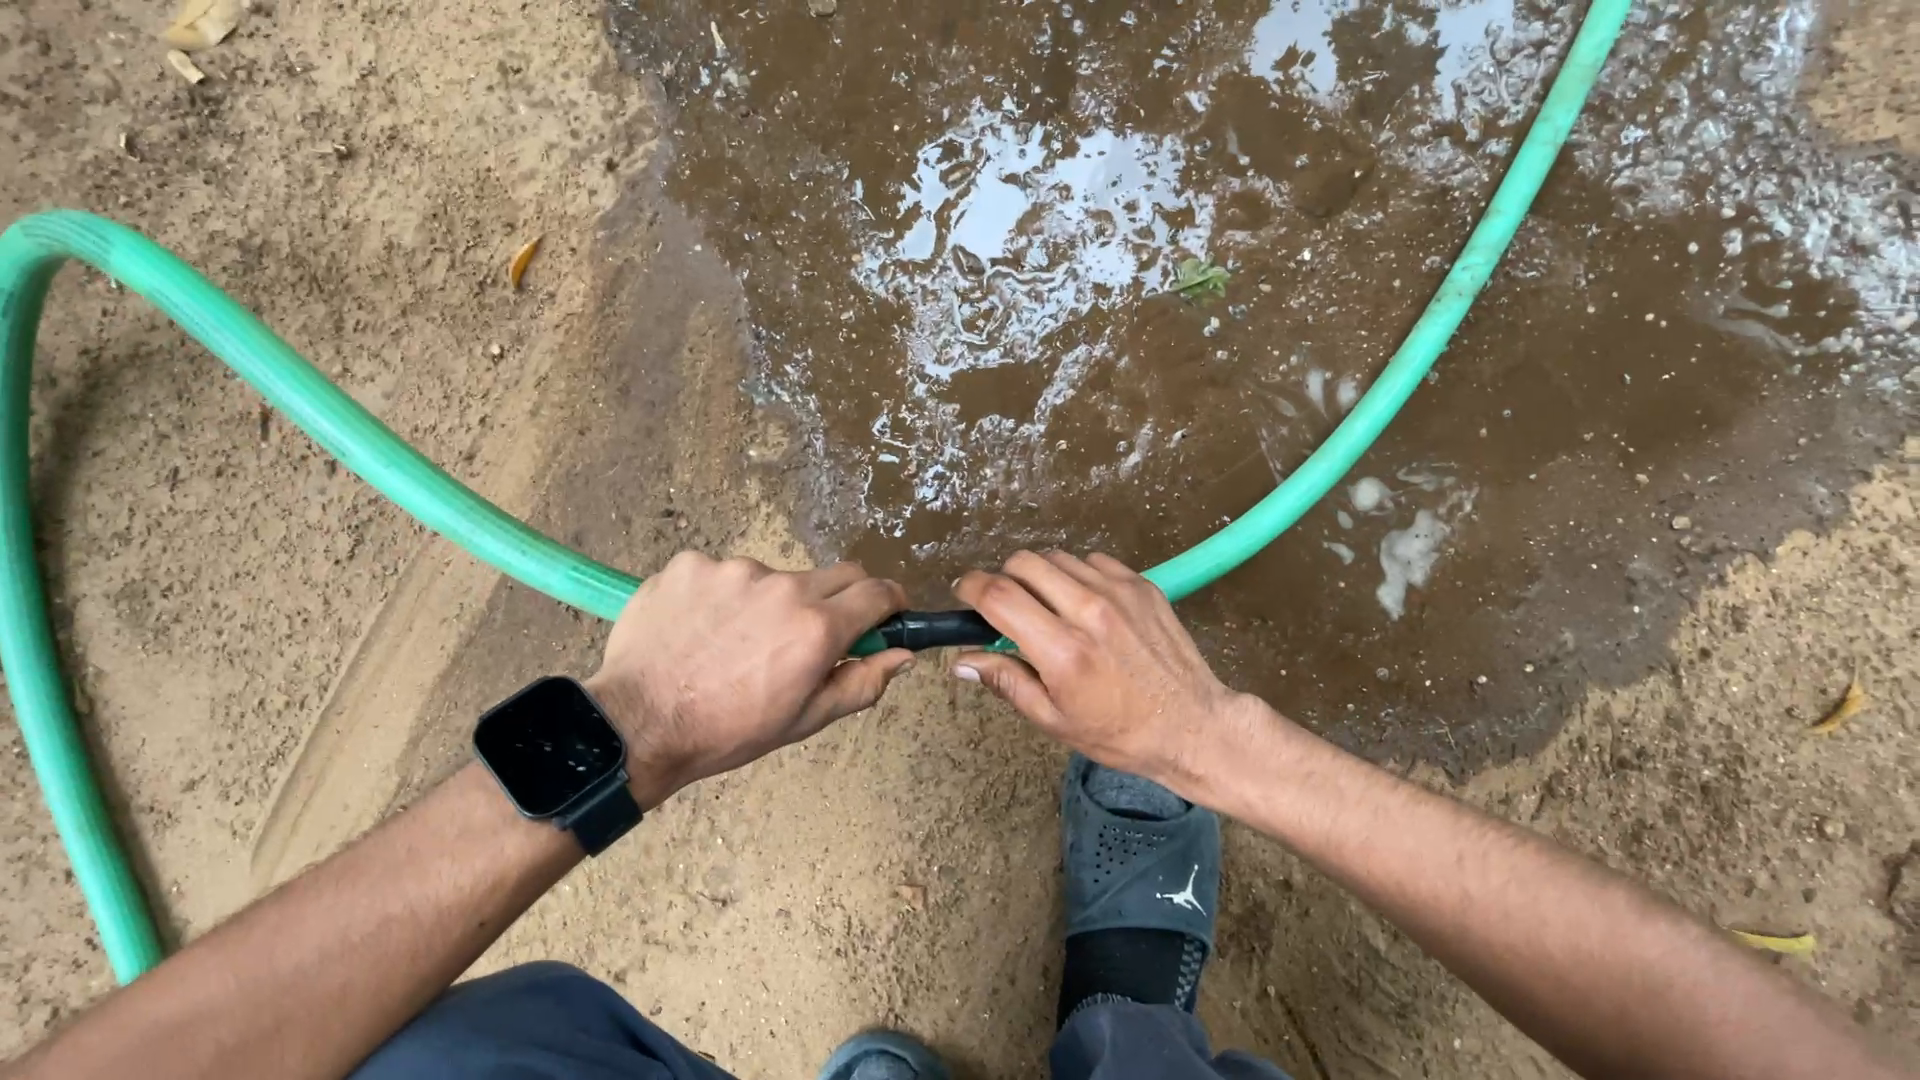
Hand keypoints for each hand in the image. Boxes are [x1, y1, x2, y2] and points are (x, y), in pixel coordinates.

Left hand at [586, 552, 911, 807]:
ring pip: (775, 577)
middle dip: (836, 601)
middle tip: (808, 636)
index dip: (889, 602)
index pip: (878, 592)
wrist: (636, 725)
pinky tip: (701, 628)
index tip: (886, 615)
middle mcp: (782, 586)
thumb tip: (904, 655)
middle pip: (836, 575)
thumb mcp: (804, 719)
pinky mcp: (690, 564)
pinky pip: (723, 573)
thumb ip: (862, 682)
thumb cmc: (728, 731)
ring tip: (736, 641)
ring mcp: (733, 569)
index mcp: (816, 627)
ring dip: (771, 601)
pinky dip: (723, 596)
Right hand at [949, 551, 1259, 795]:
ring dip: (1041, 576)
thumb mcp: (1053, 720)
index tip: (963, 592)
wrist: (1193, 725)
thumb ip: (1005, 681)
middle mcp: (1089, 611)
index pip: (998, 595)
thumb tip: (961, 660)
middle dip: (1003, 577)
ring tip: (1048, 606)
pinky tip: (1085, 604)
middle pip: (1023, 562)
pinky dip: (1078, 575)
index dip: (970, 587)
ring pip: (1057, 557)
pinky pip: (1093, 561)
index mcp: (1062, 651)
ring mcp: (1119, 593)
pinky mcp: (1142, 585)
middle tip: (1006, 605)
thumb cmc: (1119, 733)